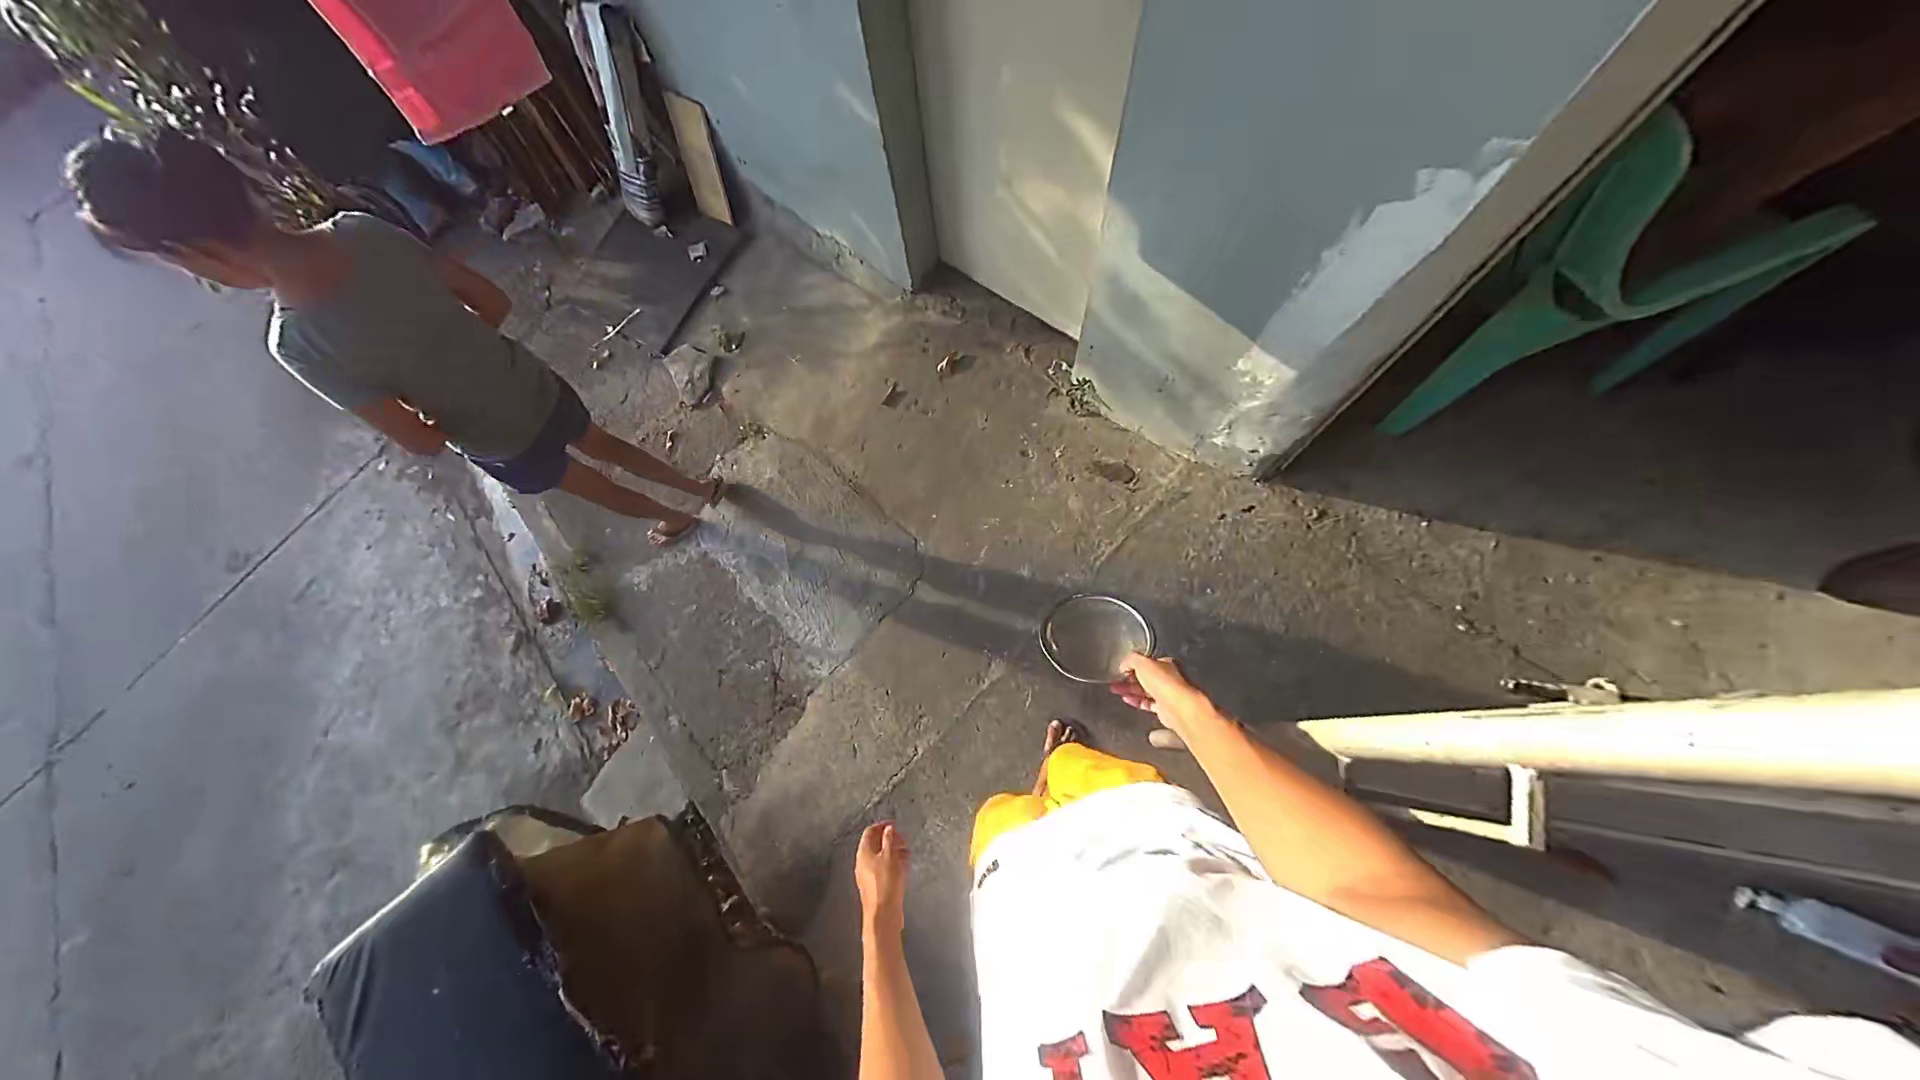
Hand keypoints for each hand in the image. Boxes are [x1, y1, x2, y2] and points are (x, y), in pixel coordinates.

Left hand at [856, 821, 909, 936]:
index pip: (870, 831)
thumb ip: (889, 840)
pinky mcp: (875, 886)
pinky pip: (883, 869)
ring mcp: (868, 875)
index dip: (882, 826)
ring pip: (880, 857)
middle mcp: (862, 863)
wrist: (883, 914)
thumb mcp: (890, 856)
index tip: (894, 825)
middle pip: (875, 844)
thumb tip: (888, 829)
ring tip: (906, 851)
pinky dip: (893, 863)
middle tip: (903, 838)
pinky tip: (903, 866)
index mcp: (863, 853)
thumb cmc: (885, 883)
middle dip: (889, 838)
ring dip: (893, 851)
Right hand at [1112, 652, 1220, 736]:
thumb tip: (1123, 664)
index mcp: (1166, 664)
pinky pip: (1147, 704)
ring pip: (1145, 691)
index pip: (1146, 662)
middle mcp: (1168, 678)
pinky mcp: (1165, 710)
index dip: (1132, 665)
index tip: (1120, 669)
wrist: (1178, 708)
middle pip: (1145, 677)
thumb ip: (1131, 660)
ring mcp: (1167, 694)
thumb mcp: (1142, 662)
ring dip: (1130, 690)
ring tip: (1115, 690)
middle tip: (1115, 681)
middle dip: (1128, 679)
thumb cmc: (1165, 683)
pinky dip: (1136, 701)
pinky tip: (1126, 699)